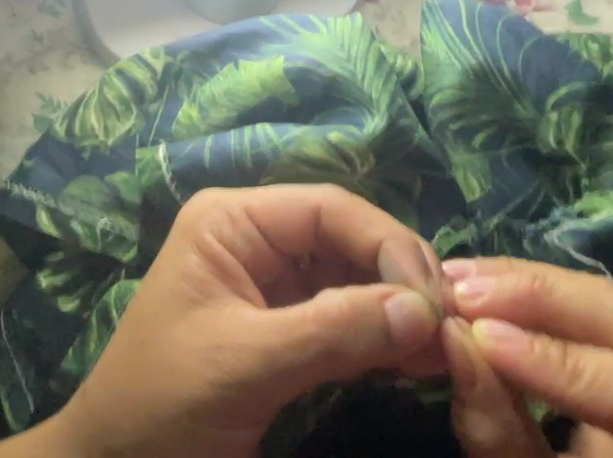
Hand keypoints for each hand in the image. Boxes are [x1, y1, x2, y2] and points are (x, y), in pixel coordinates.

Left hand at [38, 185, 447, 457]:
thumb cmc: (163, 404)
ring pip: (352, 280)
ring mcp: (271, 283)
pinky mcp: (284, 327)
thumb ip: (331, 331)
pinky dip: (381, 339)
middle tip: (449, 328)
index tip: (433, 299)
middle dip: (398, 279)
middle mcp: (255, 238)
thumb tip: (421, 310)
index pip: (326, 209)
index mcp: (233, 221)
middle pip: (345, 239)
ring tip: (446, 349)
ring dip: (398, 312)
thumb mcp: (244, 363)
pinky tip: (418, 361)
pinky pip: (344, 319)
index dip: (386, 243)